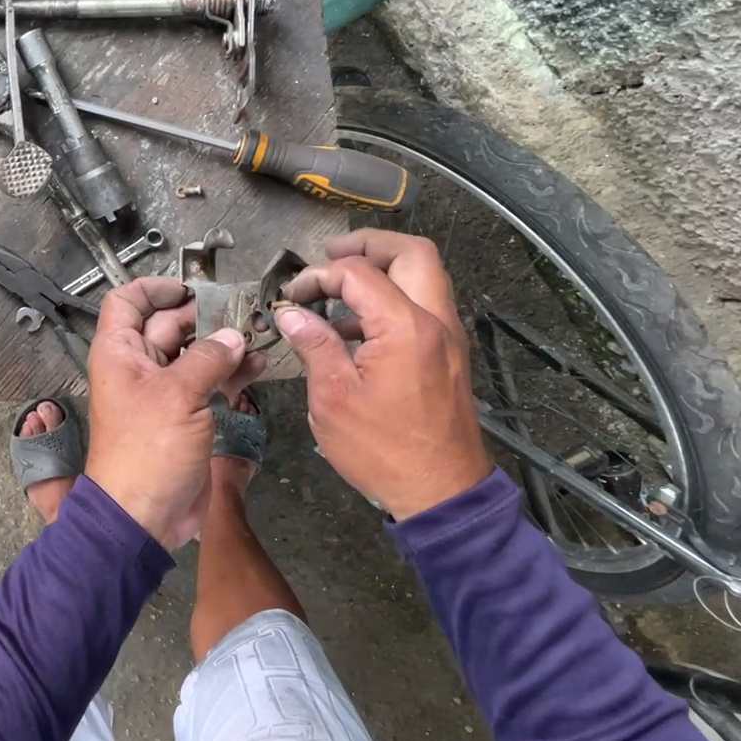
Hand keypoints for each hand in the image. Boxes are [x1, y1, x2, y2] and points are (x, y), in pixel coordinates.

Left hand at [85, 277, 265, 549]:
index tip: (189, 287)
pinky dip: (228, 373)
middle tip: (242, 312)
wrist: (143, 513)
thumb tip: (232, 336)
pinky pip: (205, 382)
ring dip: (222, 344)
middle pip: (168, 325)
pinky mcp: (183, 414)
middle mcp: (137, 365)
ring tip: (257, 337)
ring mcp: (162, 390)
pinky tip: (256, 366)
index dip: (154, 289)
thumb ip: (208, 360)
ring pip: (192, 354)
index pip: (126, 302)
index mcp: (120, 351)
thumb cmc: (147, 450)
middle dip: (203, 316)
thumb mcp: (177, 395)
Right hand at [277, 230, 491, 519]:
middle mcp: (436, 322)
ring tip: (338, 291)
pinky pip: (424, 306)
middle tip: (330, 256)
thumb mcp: (332, 397)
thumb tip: (291, 313)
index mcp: (405, 328)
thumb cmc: (382, 449)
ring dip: (382, 271)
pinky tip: (355, 329)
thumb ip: (313, 344)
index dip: (319, 276)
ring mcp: (449, 339)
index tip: (293, 296)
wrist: (443, 494)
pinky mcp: (450, 356)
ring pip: (424, 277)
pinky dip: (392, 299)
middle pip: (412, 253)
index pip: (359, 273)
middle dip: (368, 246)